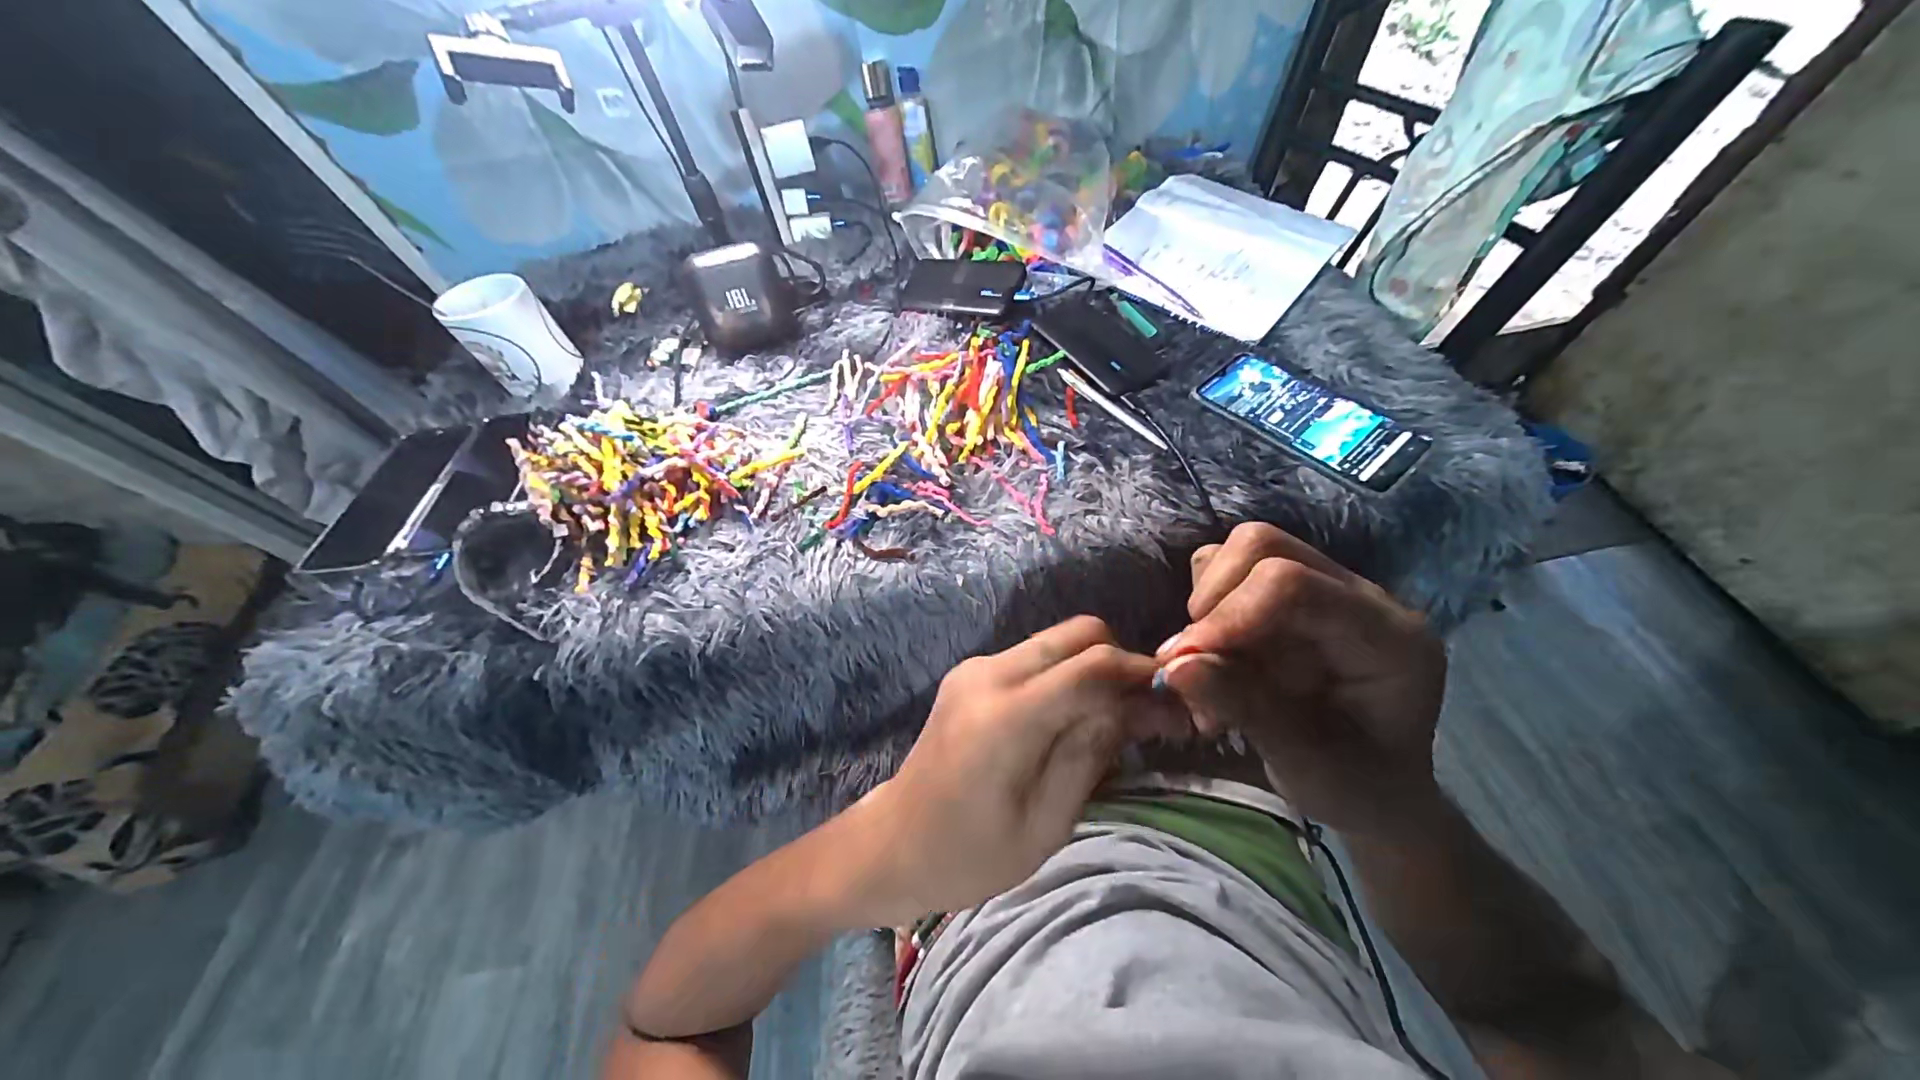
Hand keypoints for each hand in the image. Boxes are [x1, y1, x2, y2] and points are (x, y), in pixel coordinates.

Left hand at [843, 616, 1184, 925]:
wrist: (891, 844)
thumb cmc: (968, 855)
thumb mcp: (1045, 823)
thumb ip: (1090, 753)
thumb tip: (1136, 705)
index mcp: (1007, 714)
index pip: (1094, 664)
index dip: (1143, 675)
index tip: (1175, 704)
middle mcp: (990, 673)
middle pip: (1079, 633)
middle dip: (1121, 662)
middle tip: (1144, 711)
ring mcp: (976, 667)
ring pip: (1058, 640)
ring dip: (1094, 668)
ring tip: (1112, 720)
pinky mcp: (971, 672)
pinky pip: (1035, 657)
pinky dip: (1066, 675)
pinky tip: (1071, 719)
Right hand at [1157, 523, 1446, 835]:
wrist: (1370, 791)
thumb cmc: (1353, 787)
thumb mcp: (1302, 763)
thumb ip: (1243, 708)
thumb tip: (1173, 666)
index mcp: (1386, 636)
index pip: (1294, 585)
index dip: (1228, 613)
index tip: (1183, 661)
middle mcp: (1357, 597)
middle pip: (1264, 547)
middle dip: (1212, 600)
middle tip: (1191, 661)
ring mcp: (1322, 590)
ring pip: (1241, 552)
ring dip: (1205, 605)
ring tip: (1203, 666)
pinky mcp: (1289, 596)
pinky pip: (1229, 573)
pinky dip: (1204, 612)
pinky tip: (1212, 658)